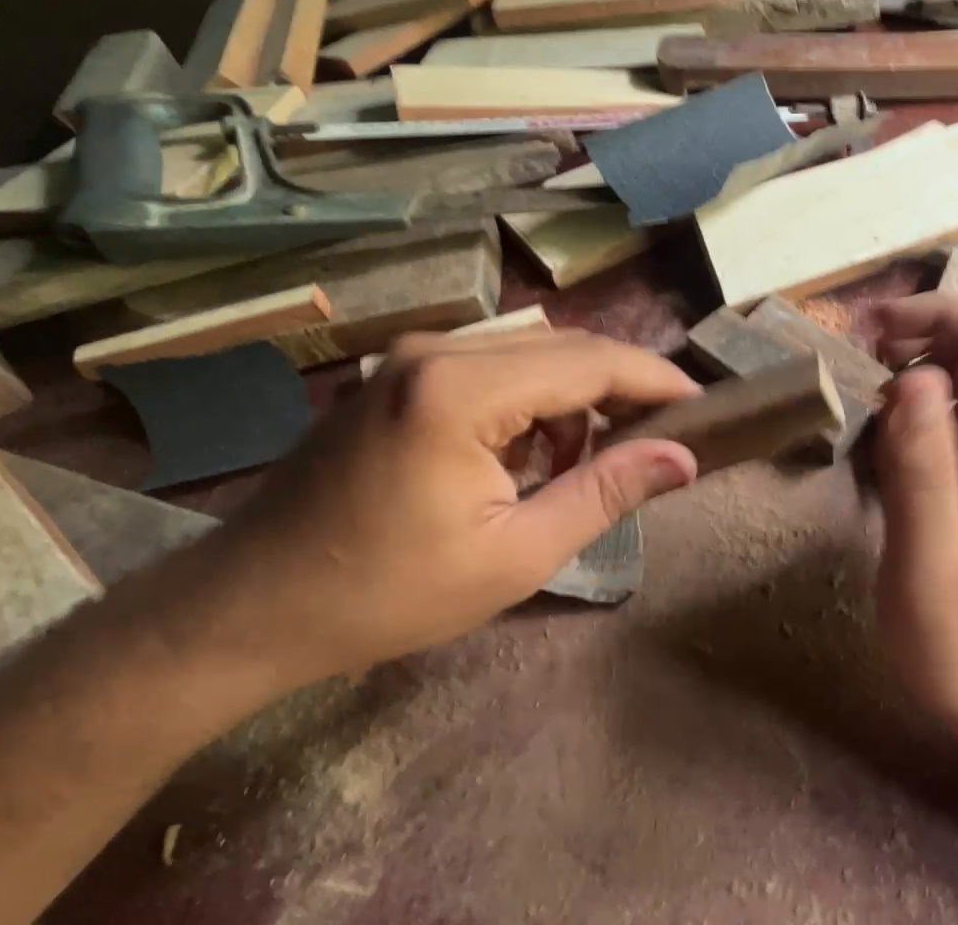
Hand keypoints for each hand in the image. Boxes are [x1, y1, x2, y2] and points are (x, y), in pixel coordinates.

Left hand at [172, 326, 701, 690]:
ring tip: (586, 469)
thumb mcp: (515, 555)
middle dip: (622, 390)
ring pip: (534, 355)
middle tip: (663, 442)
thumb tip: (685, 457)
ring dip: (576, 401)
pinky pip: (495, 369)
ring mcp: (412, 358)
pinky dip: (534, 405)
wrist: (250, 609)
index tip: (707, 409)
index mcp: (463, 391)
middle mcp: (438, 352)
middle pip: (566, 348)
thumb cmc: (387, 594)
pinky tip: (530, 460)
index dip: (658, 381)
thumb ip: (606, 493)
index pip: (592, 361)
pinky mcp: (400, 376)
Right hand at [872, 295, 957, 741]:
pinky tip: (867, 435)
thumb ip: (923, 467)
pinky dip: (903, 407)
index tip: (877, 330)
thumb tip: (914, 378)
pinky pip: (940, 422)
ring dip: (909, 364)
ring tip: (855, 385)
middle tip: (859, 351)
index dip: (942, 311)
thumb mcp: (932, 556)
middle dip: (921, 328)